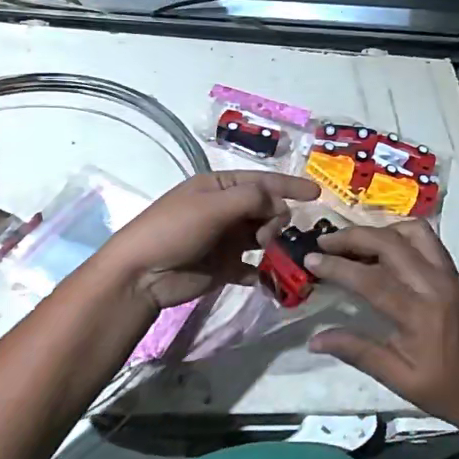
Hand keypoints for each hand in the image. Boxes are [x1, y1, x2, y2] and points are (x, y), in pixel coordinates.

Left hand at [94, 171, 319, 308]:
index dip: (290, 186)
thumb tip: (279, 204)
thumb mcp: (212, 206)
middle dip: (277, 219)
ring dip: (275, 244)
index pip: (262, 181)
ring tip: (272, 254)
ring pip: (264, 237)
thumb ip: (251, 199)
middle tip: (268, 236)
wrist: (142, 275)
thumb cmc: (174, 230)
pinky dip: (265, 271)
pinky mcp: (225, 267)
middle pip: (266, 209)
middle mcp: (225, 211)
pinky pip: (254, 267)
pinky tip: (271, 277)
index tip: (317, 194)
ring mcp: (226, 240)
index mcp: (219, 188)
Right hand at [304, 221, 458, 431]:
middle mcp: (436, 285)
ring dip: (380, 230)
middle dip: (353, 237)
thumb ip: (356, 351)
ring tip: (354, 242)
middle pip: (391, 244)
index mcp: (420, 315)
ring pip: (413, 232)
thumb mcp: (396, 377)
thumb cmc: (441, 388)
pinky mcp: (453, 274)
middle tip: (325, 242)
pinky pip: (427, 240)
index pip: (371, 280)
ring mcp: (448, 275)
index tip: (310, 259)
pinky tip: (382, 247)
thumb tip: (314, 340)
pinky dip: (401, 234)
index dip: (337, 267)